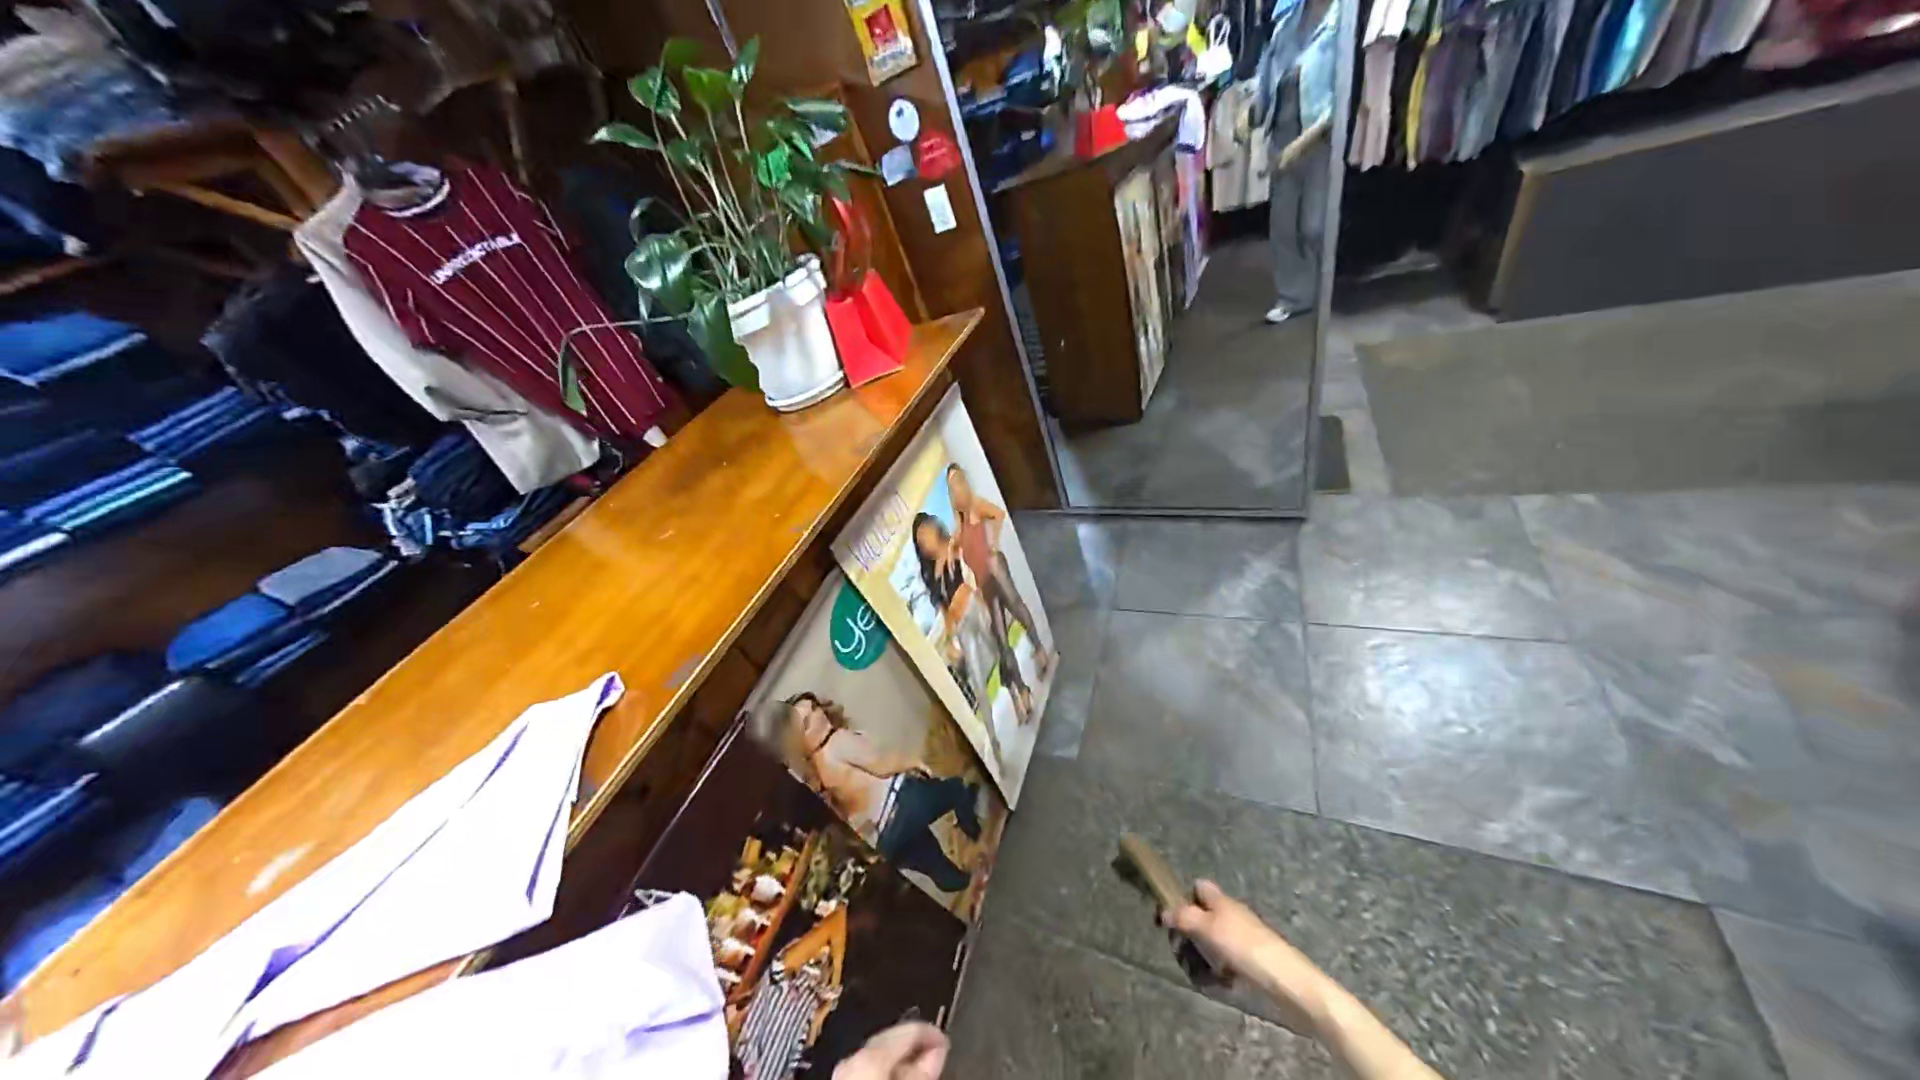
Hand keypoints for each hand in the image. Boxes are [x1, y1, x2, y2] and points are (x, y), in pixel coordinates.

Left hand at [833, 1021, 948, 1079]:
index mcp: (870, 1056)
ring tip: (920, 1076)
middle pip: (890, 1043)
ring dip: (900, 1067)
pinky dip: (885, 1076)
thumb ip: (923, 1073)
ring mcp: (842, 1078)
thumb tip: (936, 1053)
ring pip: (878, 1061)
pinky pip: (866, 1075)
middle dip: (914, 1050)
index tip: (945, 1044)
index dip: (932, 1034)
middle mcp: (852, 1061)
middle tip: (936, 1060)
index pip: (909, 1029)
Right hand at [1159, 879, 1332, 1036]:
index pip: (1198, 886)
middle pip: (1204, 914)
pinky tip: (1220, 979)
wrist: (1287, 980)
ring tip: (1199, 967)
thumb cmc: (1244, 947)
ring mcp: (1245, 936)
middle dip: (1191, 929)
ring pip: (1215, 938)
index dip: (1184, 896)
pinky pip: (1228, 958)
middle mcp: (1233, 913)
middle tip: (1182, 947)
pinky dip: (1221, 967)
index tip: (1172, 916)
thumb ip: (1182, 916)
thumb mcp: (1206, 928)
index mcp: (1221, 900)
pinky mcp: (1254, 958)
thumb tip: (1162, 910)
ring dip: (1205, 951)